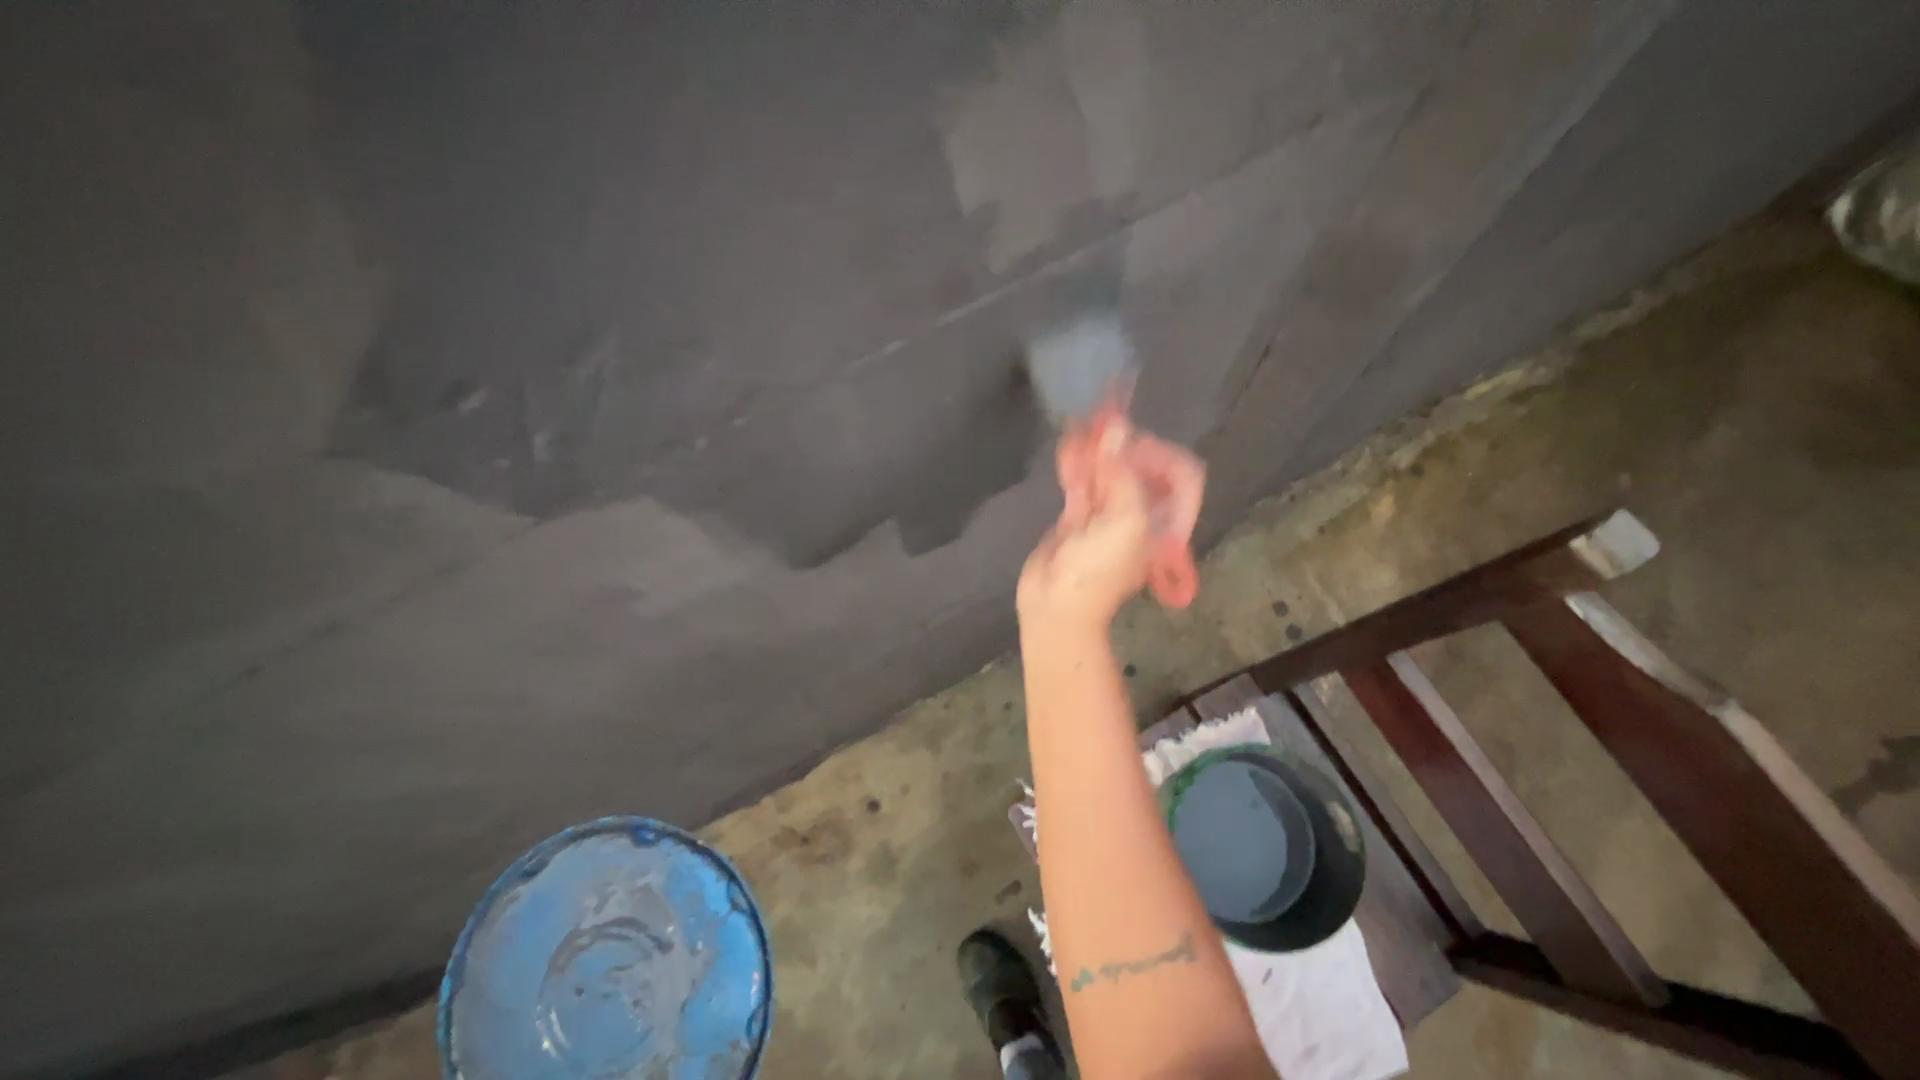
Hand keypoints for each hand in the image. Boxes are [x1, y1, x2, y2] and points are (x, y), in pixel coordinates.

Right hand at [1018, 407, 1204, 633]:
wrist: (1056, 604)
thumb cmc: (1100, 568)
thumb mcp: (1126, 521)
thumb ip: (1125, 472)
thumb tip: (1117, 428)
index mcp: (1167, 519)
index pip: (1181, 475)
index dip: (1160, 453)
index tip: (1130, 445)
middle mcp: (1144, 514)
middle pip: (1142, 468)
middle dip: (1123, 445)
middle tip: (1100, 428)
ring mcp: (1110, 515)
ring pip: (1109, 472)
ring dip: (1096, 450)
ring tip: (1079, 429)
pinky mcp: (1080, 517)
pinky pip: (1084, 483)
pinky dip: (1077, 464)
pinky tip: (1067, 446)